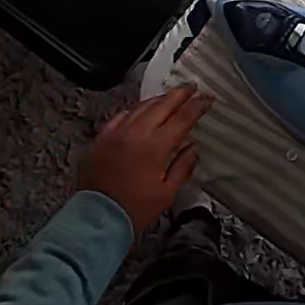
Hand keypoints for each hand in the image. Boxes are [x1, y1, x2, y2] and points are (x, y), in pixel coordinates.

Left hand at [77, 86, 209, 229]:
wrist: (97, 218)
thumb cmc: (136, 208)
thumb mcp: (166, 193)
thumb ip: (182, 166)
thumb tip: (193, 147)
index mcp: (155, 146)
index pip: (182, 118)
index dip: (197, 106)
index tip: (208, 97)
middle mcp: (136, 132)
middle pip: (162, 105)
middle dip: (179, 94)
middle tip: (191, 86)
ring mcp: (116, 132)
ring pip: (141, 107)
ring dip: (158, 99)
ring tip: (170, 96)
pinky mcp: (101, 137)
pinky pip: (121, 116)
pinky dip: (134, 110)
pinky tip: (141, 110)